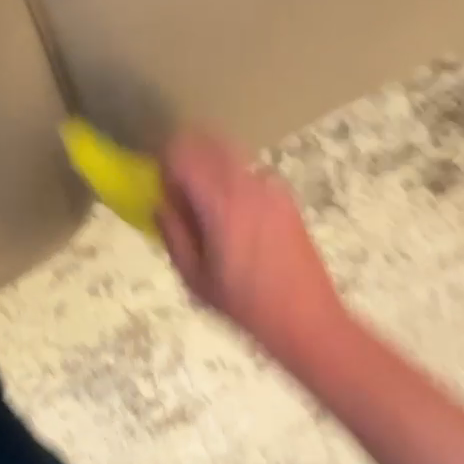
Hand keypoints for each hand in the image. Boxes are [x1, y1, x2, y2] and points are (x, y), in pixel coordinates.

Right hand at [155, 130, 344, 349]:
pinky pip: (249, 174)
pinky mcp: (286, 200)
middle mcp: (249, 186)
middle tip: (174, 189)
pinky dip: (231, 181)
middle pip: (208, 143)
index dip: (163, 163)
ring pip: (230, 156)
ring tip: (202, 205)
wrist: (307, 319)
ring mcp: (272, 190)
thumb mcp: (194, 277)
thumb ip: (173, 234)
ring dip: (209, 168)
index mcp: (221, 204)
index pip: (183, 155)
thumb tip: (161, 206)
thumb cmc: (243, 304)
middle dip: (185, 157)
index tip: (155, 183)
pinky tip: (230, 216)